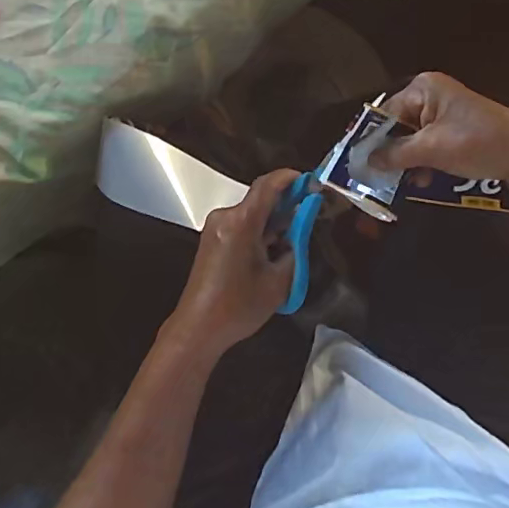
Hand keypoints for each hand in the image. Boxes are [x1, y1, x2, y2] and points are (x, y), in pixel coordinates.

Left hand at [164, 169, 297, 357]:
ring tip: (291, 242)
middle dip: (285, 205)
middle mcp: (225, 216)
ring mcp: (215, 227)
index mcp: (242, 221)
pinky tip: (270, 251)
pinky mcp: (211, 239)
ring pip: (251, 214)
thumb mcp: (279, 281)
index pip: (268, 185)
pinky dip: (258, 231)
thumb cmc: (239, 306)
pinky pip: (240, 224)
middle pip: (260, 199)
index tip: (310, 182)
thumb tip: (299, 233)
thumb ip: (294, 249)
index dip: (291, 179)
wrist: (198, 328)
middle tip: (307, 218)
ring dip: (271, 222)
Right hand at [375, 72, 508, 187]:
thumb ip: (395, 154)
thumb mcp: (432, 149)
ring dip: (407, 161)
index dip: (371, 137)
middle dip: (390, 152)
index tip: (356, 161)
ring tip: (402, 182)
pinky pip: (428, 143)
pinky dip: (423, 161)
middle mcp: (432, 94)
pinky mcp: (455, 129)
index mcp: (425, 88)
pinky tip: (423, 180)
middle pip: (398, 124)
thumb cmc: (478, 143)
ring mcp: (445, 111)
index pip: (385, 112)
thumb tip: (365, 161)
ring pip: (412, 137)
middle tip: (376, 176)